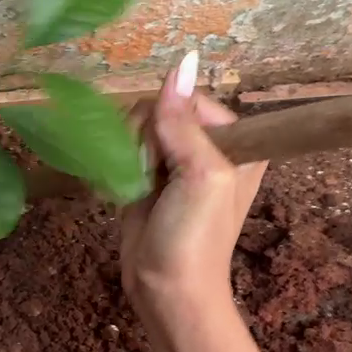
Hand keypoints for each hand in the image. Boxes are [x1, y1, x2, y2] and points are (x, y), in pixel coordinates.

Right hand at [120, 51, 266, 326]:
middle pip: (160, 112)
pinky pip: (124, 153)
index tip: (162, 151)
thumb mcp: (201, 174)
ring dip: (127, 153)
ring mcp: (173, 167)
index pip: (190, 100)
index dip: (168, 117)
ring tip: (134, 184)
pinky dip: (116, 166)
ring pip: (136, 132)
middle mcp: (206, 149)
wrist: (166, 289)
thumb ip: (183, 121)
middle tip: (148, 174)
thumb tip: (180, 61)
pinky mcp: (145, 182)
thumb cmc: (194, 236)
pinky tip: (120, 188)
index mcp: (236, 142)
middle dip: (144, 137)